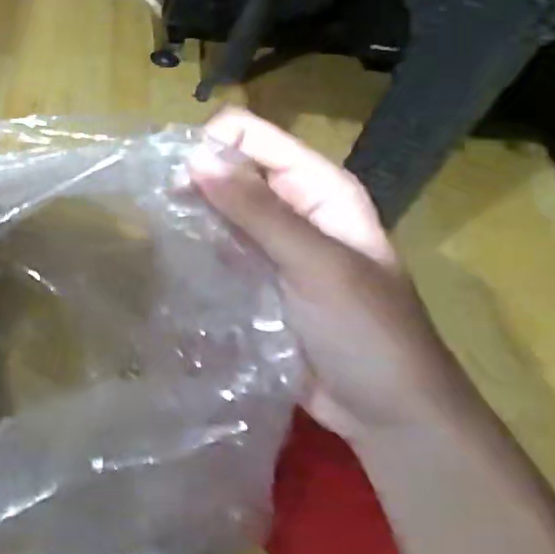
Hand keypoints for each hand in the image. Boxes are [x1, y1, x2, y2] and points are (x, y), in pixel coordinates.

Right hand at [187, 108, 477, 441]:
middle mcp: (293, 204)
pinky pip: (214, 241)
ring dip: (189, 211)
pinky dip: (193, 242)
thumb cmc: (368, 333)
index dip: (210, 145)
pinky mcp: (254, 273)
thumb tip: (192, 157)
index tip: (177, 178)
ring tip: (161, 230)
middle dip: (192, 178)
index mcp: (318, 187)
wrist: (394, 418)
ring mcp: (272, 240)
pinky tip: (173, 254)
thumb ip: (256, 210)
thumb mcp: (316, 264)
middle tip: (161, 206)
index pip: (249, 135)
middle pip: (228, 166)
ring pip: (216, 204)